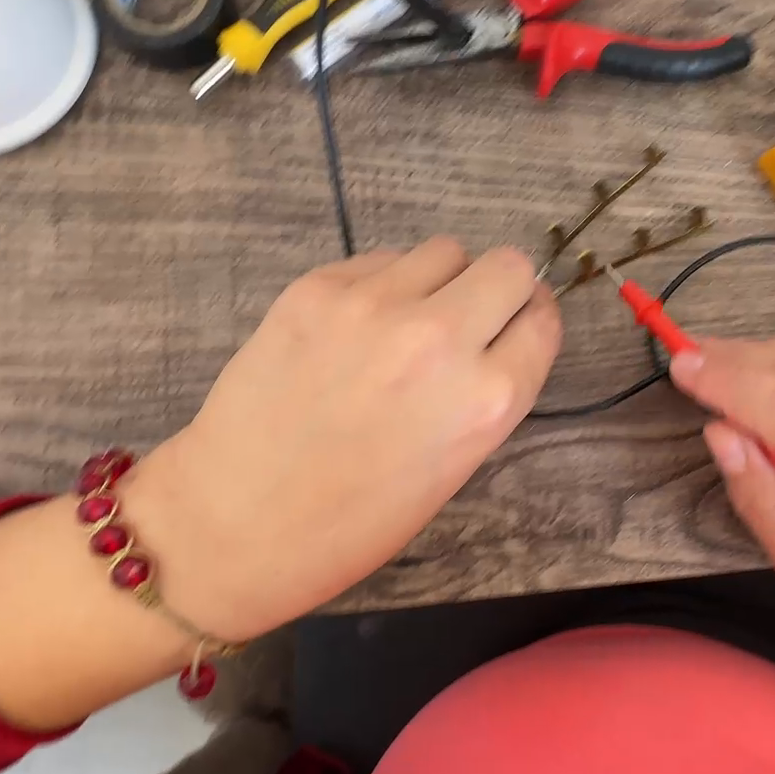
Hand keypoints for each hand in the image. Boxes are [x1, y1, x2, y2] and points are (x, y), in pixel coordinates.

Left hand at [128, 238, 561, 642]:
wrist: (232, 523)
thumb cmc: (352, 523)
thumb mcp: (451, 468)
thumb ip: (485, 394)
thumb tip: (497, 334)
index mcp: (486, 401)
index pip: (542, 320)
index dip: (531, 320)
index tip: (514, 325)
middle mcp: (441, 340)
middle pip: (509, 265)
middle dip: (499, 288)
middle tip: (468, 317)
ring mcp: (374, 306)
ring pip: (445, 250)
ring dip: (440, 281)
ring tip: (404, 323)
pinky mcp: (317, 288)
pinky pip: (381, 260)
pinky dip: (382, 285)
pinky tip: (353, 328)